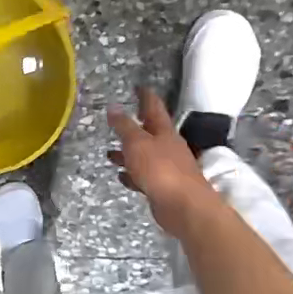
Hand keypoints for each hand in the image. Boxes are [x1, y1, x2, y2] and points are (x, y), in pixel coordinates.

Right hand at [107, 87, 223, 238]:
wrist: (183, 206)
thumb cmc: (160, 169)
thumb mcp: (137, 143)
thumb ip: (124, 126)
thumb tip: (113, 107)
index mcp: (164, 131)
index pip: (154, 107)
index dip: (145, 96)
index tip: (139, 87)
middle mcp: (168, 147)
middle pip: (149, 132)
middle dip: (134, 127)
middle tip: (119, 121)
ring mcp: (167, 168)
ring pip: (144, 156)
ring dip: (128, 154)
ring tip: (109, 154)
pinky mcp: (162, 187)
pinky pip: (143, 177)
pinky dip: (132, 174)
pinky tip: (121, 176)